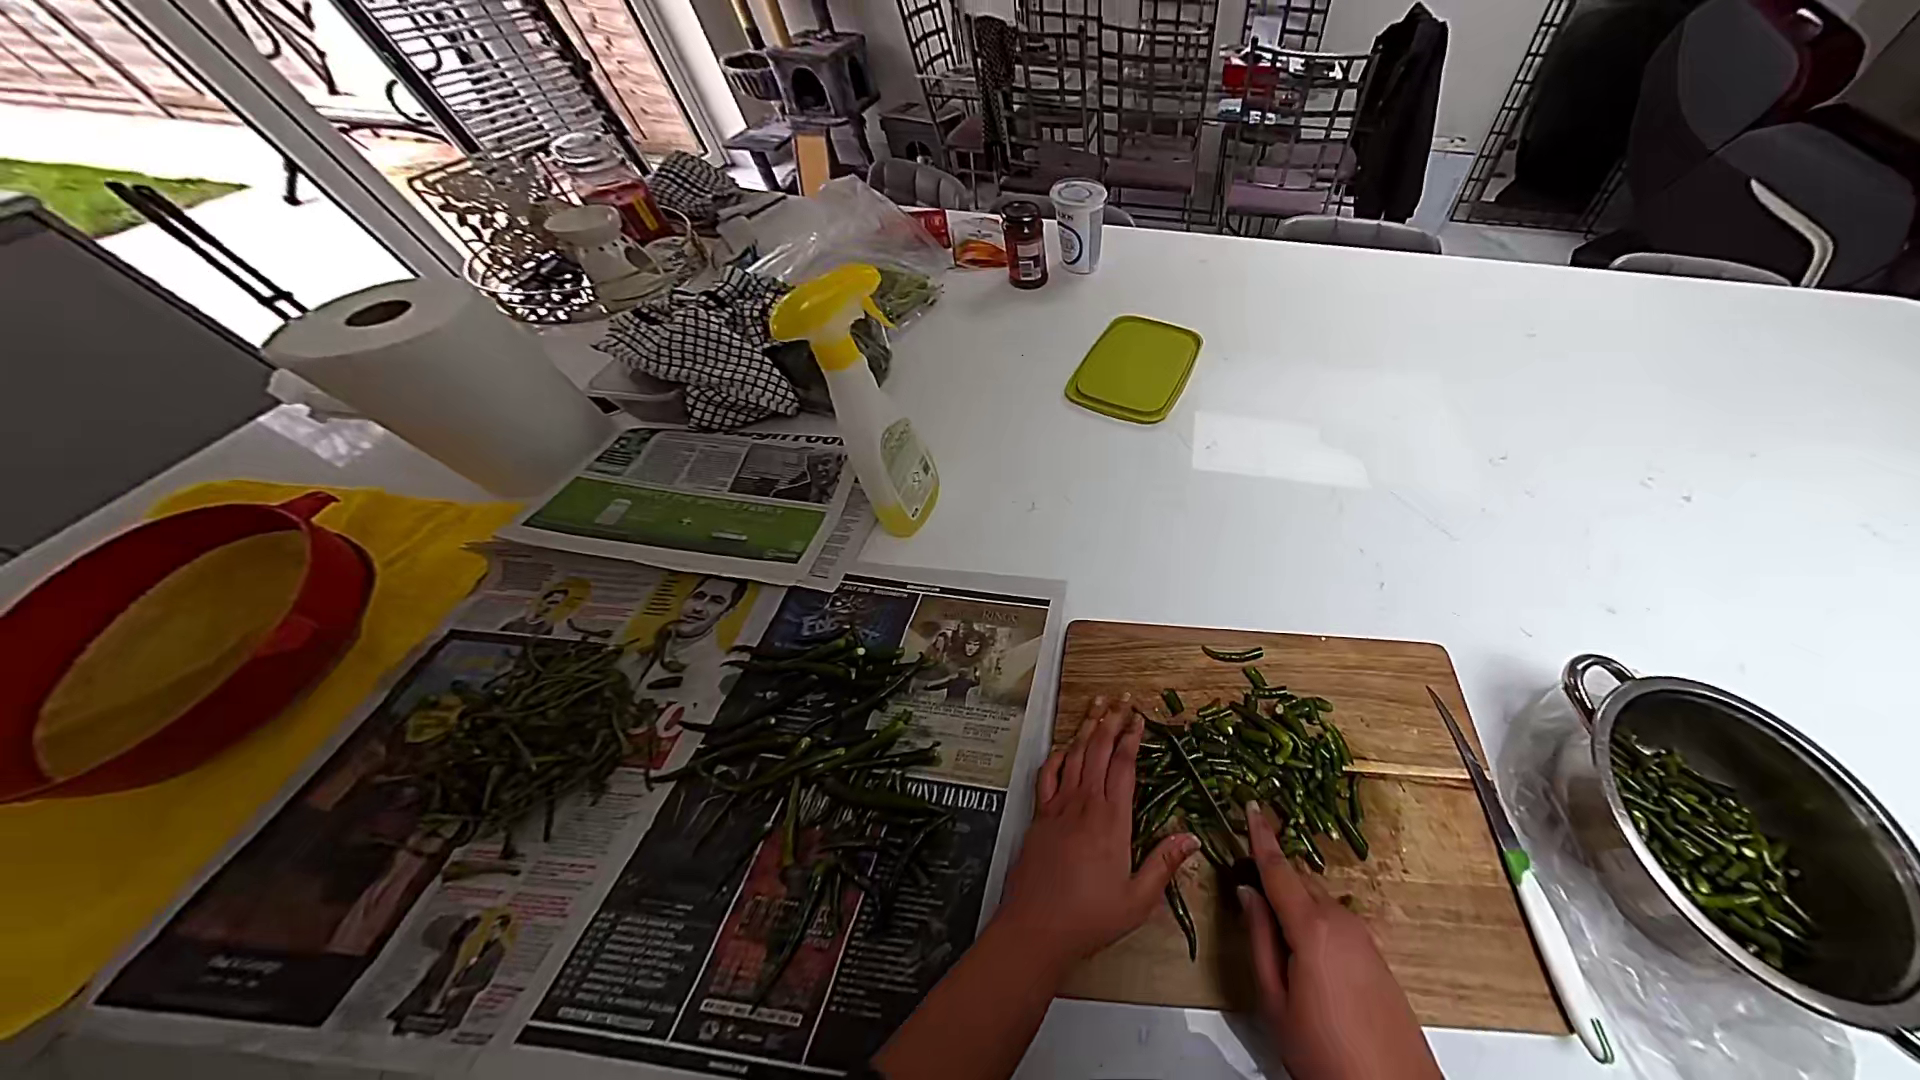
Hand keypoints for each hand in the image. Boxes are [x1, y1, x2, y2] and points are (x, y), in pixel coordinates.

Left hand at [992, 694, 1198, 972]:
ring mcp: (1058, 807)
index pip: (1123, 766)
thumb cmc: (1090, 916)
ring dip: (1085, 728)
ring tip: (1096, 707)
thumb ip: (1163, 864)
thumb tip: (1190, 838)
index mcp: (1111, 821)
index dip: (1131, 738)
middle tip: (1121, 700)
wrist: (1037, 925)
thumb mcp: (1138, 899)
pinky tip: (1064, 747)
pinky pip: (1047, 775)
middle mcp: (1084, 805)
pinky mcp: (1040, 815)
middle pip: (1097, 750)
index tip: (1139, 719)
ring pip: (1073, 756)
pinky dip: (1057, 756)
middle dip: (1110, 721)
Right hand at [1240, 803, 1442, 1079]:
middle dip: (1272, 877)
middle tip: (1246, 887)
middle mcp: (1342, 924)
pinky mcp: (1377, 958)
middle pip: (1298, 881)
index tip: (1251, 807)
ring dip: (1292, 901)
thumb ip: (1258, 937)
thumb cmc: (1325, 1056)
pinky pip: (1335, 921)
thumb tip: (1247, 894)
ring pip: (1317, 900)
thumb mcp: (1274, 998)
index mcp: (1312, 929)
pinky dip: (1312, 919)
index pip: (1278, 868)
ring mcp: (1364, 940)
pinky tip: (1302, 952)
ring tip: (1272, 931)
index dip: (1261, 835)